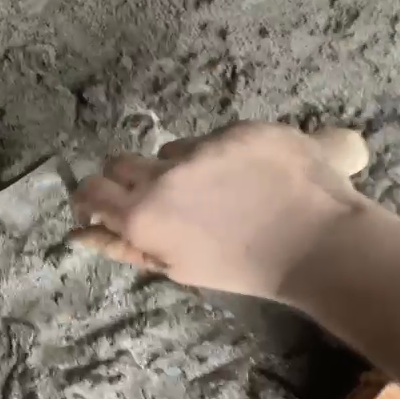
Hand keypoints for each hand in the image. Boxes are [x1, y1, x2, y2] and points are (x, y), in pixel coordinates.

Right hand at [70, 122, 372, 301]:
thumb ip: (122, 245)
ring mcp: (203, 150)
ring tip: (220, 188)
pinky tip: (254, 176)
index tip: (105, 203)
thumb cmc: (240, 267)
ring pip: (171, 150)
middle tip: (163, 197)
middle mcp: (162, 177)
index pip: (90, 189)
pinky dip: (226, 154)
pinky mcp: (242, 131)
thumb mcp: (173, 265)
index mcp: (141, 215)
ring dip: (181, 166)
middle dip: (131, 178)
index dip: (93, 195)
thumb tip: (78, 232)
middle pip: (121, 162)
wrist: (321, 247)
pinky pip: (217, 136)